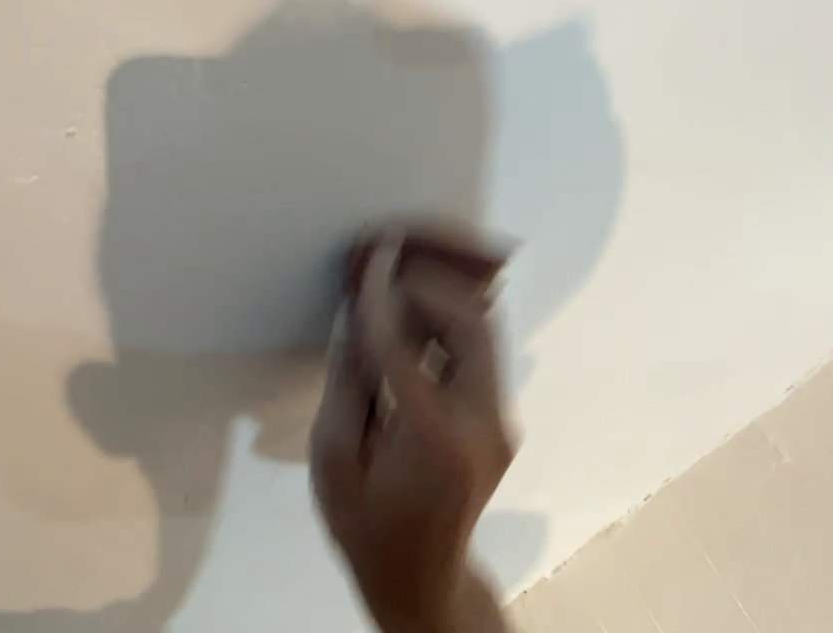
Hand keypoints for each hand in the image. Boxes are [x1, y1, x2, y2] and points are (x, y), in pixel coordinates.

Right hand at [312, 224, 516, 632]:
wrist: (421, 578)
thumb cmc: (366, 526)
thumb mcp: (333, 458)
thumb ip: (347, 381)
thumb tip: (357, 316)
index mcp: (434, 440)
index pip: (405, 346)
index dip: (380, 296)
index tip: (368, 255)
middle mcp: (483, 423)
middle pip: (470, 324)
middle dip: (427, 280)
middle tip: (386, 255)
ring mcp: (499, 420)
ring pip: (482, 328)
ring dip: (441, 292)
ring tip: (398, 268)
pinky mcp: (496, 416)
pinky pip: (476, 348)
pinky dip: (446, 315)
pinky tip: (412, 302)